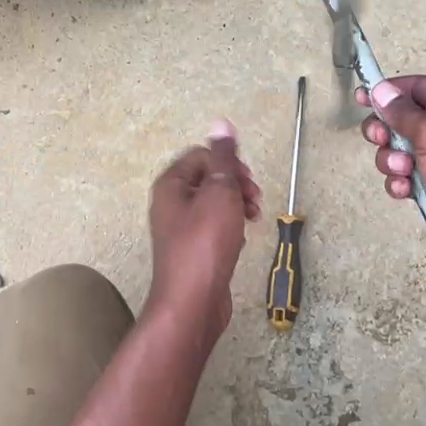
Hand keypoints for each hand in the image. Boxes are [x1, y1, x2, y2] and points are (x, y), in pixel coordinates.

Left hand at [145, 121, 260, 342]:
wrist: (192, 302)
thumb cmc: (205, 242)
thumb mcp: (220, 193)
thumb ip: (223, 158)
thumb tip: (222, 123)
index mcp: (171, 184)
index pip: (202, 155)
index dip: (228, 163)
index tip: (247, 180)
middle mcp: (171, 203)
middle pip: (209, 177)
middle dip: (236, 183)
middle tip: (254, 198)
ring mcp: (180, 228)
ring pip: (214, 202)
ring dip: (238, 203)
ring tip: (254, 216)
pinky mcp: (193, 249)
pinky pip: (214, 225)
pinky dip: (231, 224)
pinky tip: (243, 236)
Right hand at [355, 76, 425, 263]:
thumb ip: (402, 112)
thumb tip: (382, 90)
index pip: (413, 86)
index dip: (386, 93)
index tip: (361, 99)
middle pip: (401, 118)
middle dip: (386, 131)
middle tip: (381, 139)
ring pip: (399, 149)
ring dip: (392, 160)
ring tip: (404, 170)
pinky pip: (405, 175)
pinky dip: (400, 181)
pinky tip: (406, 190)